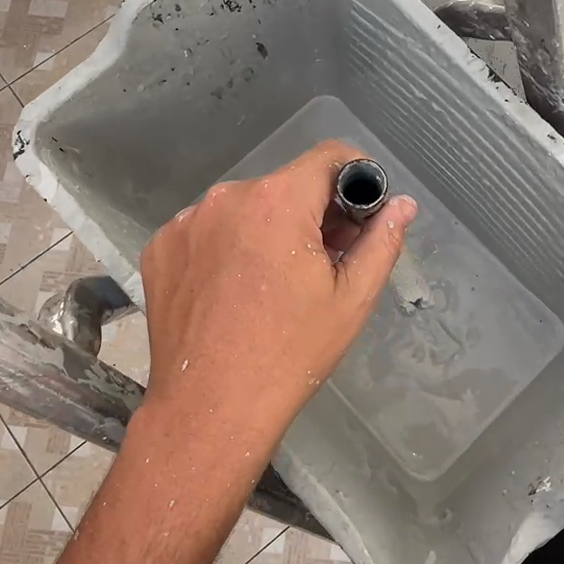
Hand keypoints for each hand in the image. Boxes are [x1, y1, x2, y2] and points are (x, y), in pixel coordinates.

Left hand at [137, 140, 416, 448]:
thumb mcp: (352, 299)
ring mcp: (186, 222)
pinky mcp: (160, 247)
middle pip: (286, 185)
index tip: (361, 212)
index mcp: (278, 202)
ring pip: (246, 208)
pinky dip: (228, 246)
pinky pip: (208, 230)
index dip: (354, 176)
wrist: (210, 407)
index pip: (329, 156)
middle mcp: (226, 198)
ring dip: (268, 228)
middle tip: (325, 260)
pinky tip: (234, 289)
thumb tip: (403, 204)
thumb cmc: (291, 353)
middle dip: (312, 211)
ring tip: (275, 281)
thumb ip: (381, 241)